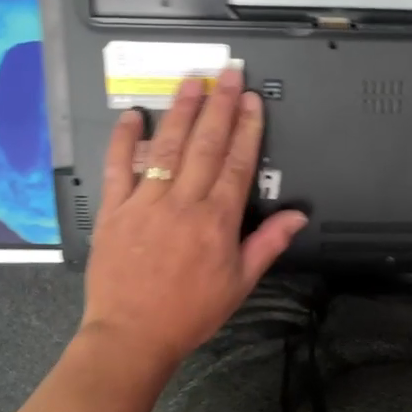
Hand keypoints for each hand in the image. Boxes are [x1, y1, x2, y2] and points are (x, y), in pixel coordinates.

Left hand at [78, 67, 306, 371]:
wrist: (132, 336)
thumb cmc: (188, 313)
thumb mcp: (239, 283)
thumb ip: (268, 244)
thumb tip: (297, 216)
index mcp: (216, 221)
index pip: (237, 163)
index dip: (247, 128)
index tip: (252, 101)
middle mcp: (182, 204)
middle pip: (206, 144)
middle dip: (220, 105)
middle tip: (228, 75)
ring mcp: (145, 203)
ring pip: (166, 147)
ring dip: (181, 111)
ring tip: (191, 81)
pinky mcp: (114, 211)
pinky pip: (118, 168)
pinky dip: (124, 140)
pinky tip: (132, 116)